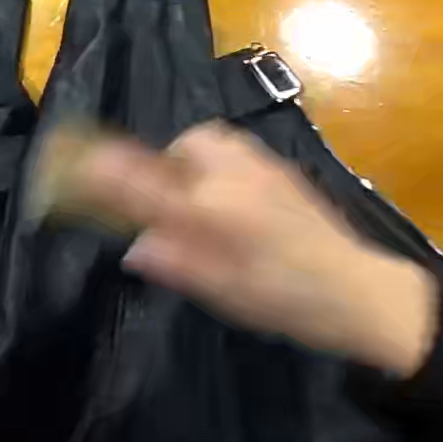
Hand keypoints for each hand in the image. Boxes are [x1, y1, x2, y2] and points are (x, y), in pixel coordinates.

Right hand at [66, 122, 440, 376]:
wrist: (362, 290)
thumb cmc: (289, 301)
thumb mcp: (227, 294)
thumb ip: (177, 263)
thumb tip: (134, 246)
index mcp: (214, 210)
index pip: (148, 184)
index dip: (109, 170)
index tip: (80, 158)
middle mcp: (233, 175)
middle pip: (183, 146)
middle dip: (166, 164)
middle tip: (168, 201)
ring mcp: (260, 165)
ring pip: (208, 140)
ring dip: (191, 159)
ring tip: (197, 196)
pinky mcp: (279, 166)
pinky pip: (231, 147)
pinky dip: (215, 160)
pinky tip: (230, 194)